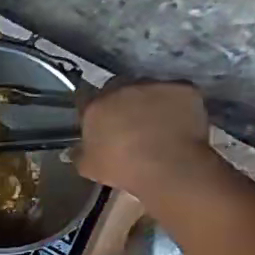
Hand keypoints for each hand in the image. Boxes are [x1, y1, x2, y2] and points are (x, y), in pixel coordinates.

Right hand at [74, 81, 214, 195]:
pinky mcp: (183, 88)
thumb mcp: (89, 167)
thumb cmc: (123, 168)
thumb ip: (78, 154)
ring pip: (148, 87)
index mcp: (95, 106)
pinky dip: (176, 102)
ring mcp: (154, 86)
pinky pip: (176, 91)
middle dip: (120, 100)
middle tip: (128, 119)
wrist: (170, 167)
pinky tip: (178, 118)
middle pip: (117, 87)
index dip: (92, 107)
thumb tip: (72, 151)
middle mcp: (122, 88)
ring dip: (149, 98)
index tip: (97, 118)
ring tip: (156, 119)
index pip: (84, 96)